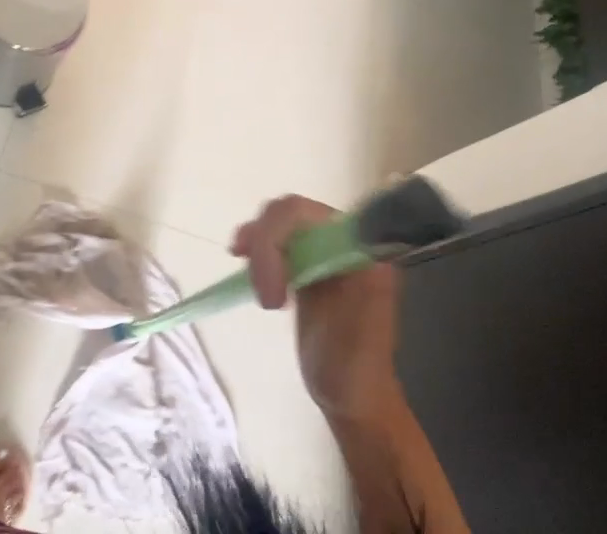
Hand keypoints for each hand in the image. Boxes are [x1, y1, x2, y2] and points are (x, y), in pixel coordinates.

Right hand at [231, 195, 404, 424]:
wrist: (352, 395)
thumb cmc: (356, 369)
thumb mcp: (360, 333)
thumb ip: (362, 283)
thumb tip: (359, 238)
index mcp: (362, 247)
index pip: (309, 214)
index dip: (278, 241)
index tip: (273, 297)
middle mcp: (344, 239)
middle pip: (290, 212)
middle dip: (265, 246)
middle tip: (264, 298)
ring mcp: (321, 249)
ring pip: (278, 221)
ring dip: (258, 246)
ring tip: (257, 289)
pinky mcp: (304, 263)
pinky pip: (273, 238)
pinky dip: (256, 247)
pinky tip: (243, 261)